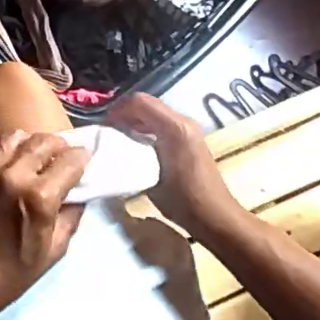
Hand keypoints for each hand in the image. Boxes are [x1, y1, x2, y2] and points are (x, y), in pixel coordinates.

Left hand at [0, 130, 90, 313]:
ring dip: (30, 142)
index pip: (70, 161)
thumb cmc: (15, 270)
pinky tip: (5, 156)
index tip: (84, 159)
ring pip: (15, 136)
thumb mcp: (56, 249)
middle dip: (59, 145)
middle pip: (44, 141)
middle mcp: (13, 176)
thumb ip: (71, 214)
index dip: (82, 158)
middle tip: (61, 155)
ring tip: (33, 154)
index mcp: (39, 198)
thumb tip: (81, 190)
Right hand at [109, 95, 245, 242]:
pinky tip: (136, 144)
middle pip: (146, 103)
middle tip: (108, 130)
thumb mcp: (149, 177)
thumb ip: (130, 154)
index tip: (104, 126)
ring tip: (118, 137)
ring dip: (134, 119)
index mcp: (174, 128)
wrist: (216, 217)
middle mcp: (183, 121)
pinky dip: (145, 126)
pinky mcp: (190, 137)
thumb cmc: (182, 201)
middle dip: (124, 113)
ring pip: (154, 111)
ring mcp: (189, 128)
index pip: (139, 102)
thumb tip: (111, 146)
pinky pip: (162, 121)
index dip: (117, 110)